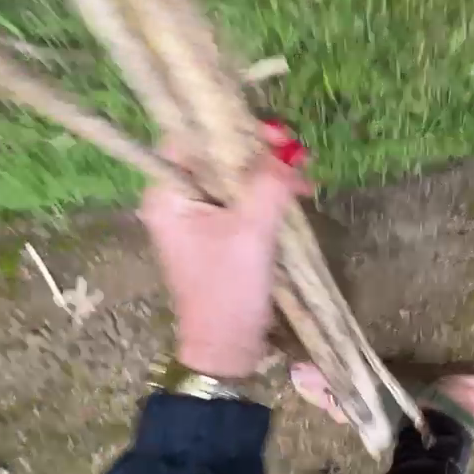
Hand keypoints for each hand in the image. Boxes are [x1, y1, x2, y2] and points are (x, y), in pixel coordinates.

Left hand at [139, 127, 311, 378]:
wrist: (227, 347)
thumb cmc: (229, 289)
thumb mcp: (252, 233)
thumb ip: (268, 186)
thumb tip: (286, 154)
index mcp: (169, 195)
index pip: (188, 138)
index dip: (228, 127)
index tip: (270, 134)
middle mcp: (178, 198)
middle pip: (216, 153)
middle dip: (258, 149)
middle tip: (295, 151)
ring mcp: (200, 215)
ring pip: (234, 174)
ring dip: (270, 170)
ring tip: (304, 178)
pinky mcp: (221, 230)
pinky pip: (244, 196)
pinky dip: (270, 191)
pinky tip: (299, 194)